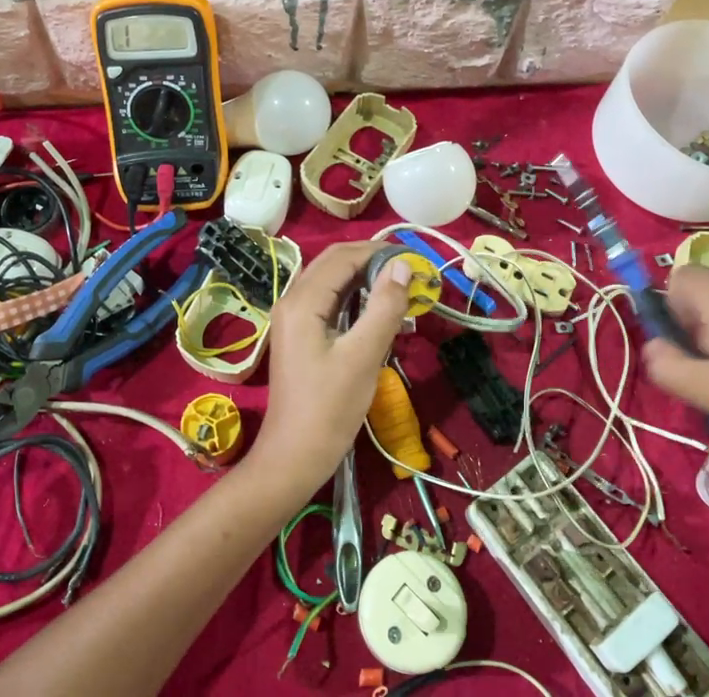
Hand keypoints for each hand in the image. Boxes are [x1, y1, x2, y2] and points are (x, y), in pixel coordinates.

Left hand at [245, 241, 410, 497]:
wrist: (293, 457)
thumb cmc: (329, 409)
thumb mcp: (363, 356)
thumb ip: (384, 307)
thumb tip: (402, 266)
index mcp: (302, 301)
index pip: (343, 257)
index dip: (379, 251)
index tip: (416, 258)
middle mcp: (292, 301)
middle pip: (333, 263)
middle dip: (371, 260)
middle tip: (410, 269)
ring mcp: (293, 319)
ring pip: (330, 281)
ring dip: (363, 277)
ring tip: (400, 285)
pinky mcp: (299, 335)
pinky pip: (327, 302)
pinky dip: (353, 297)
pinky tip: (376, 308)